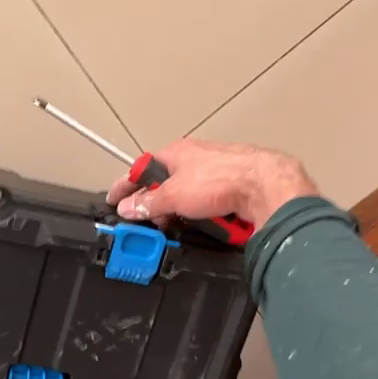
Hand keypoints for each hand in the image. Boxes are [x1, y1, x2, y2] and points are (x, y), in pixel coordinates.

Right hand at [107, 139, 318, 229]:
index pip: (142, 168)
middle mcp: (196, 159)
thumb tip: (129, 207)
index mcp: (177, 152)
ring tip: (182, 226)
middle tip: (150, 222)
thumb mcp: (172, 195)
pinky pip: (209, 206)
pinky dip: (203, 217)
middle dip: (157, 205)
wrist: (264, 187)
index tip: (113, 199)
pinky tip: (206, 225)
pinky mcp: (233, 190)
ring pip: (188, 198)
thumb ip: (147, 203)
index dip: (125, 184)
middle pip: (166, 185)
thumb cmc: (221, 178)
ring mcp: (216, 174)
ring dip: (182, 214)